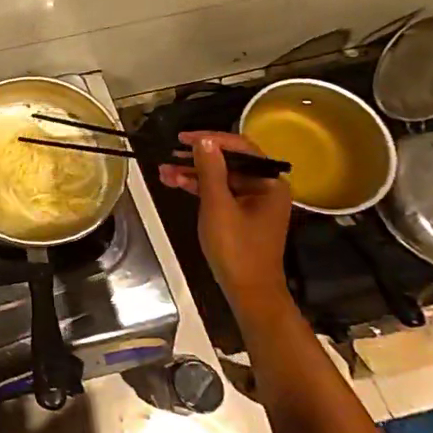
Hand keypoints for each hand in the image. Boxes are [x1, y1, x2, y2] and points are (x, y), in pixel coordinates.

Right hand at [157, 131, 293, 303]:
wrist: (249, 293)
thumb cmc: (236, 249)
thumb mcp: (218, 206)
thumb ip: (210, 171)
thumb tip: (204, 141)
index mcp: (269, 182)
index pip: (240, 148)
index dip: (210, 140)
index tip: (182, 139)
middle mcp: (265, 188)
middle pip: (229, 163)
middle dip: (197, 160)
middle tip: (169, 156)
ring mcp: (254, 203)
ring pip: (221, 179)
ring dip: (193, 174)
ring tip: (163, 172)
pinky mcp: (242, 216)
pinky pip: (220, 194)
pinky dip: (200, 189)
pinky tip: (176, 184)